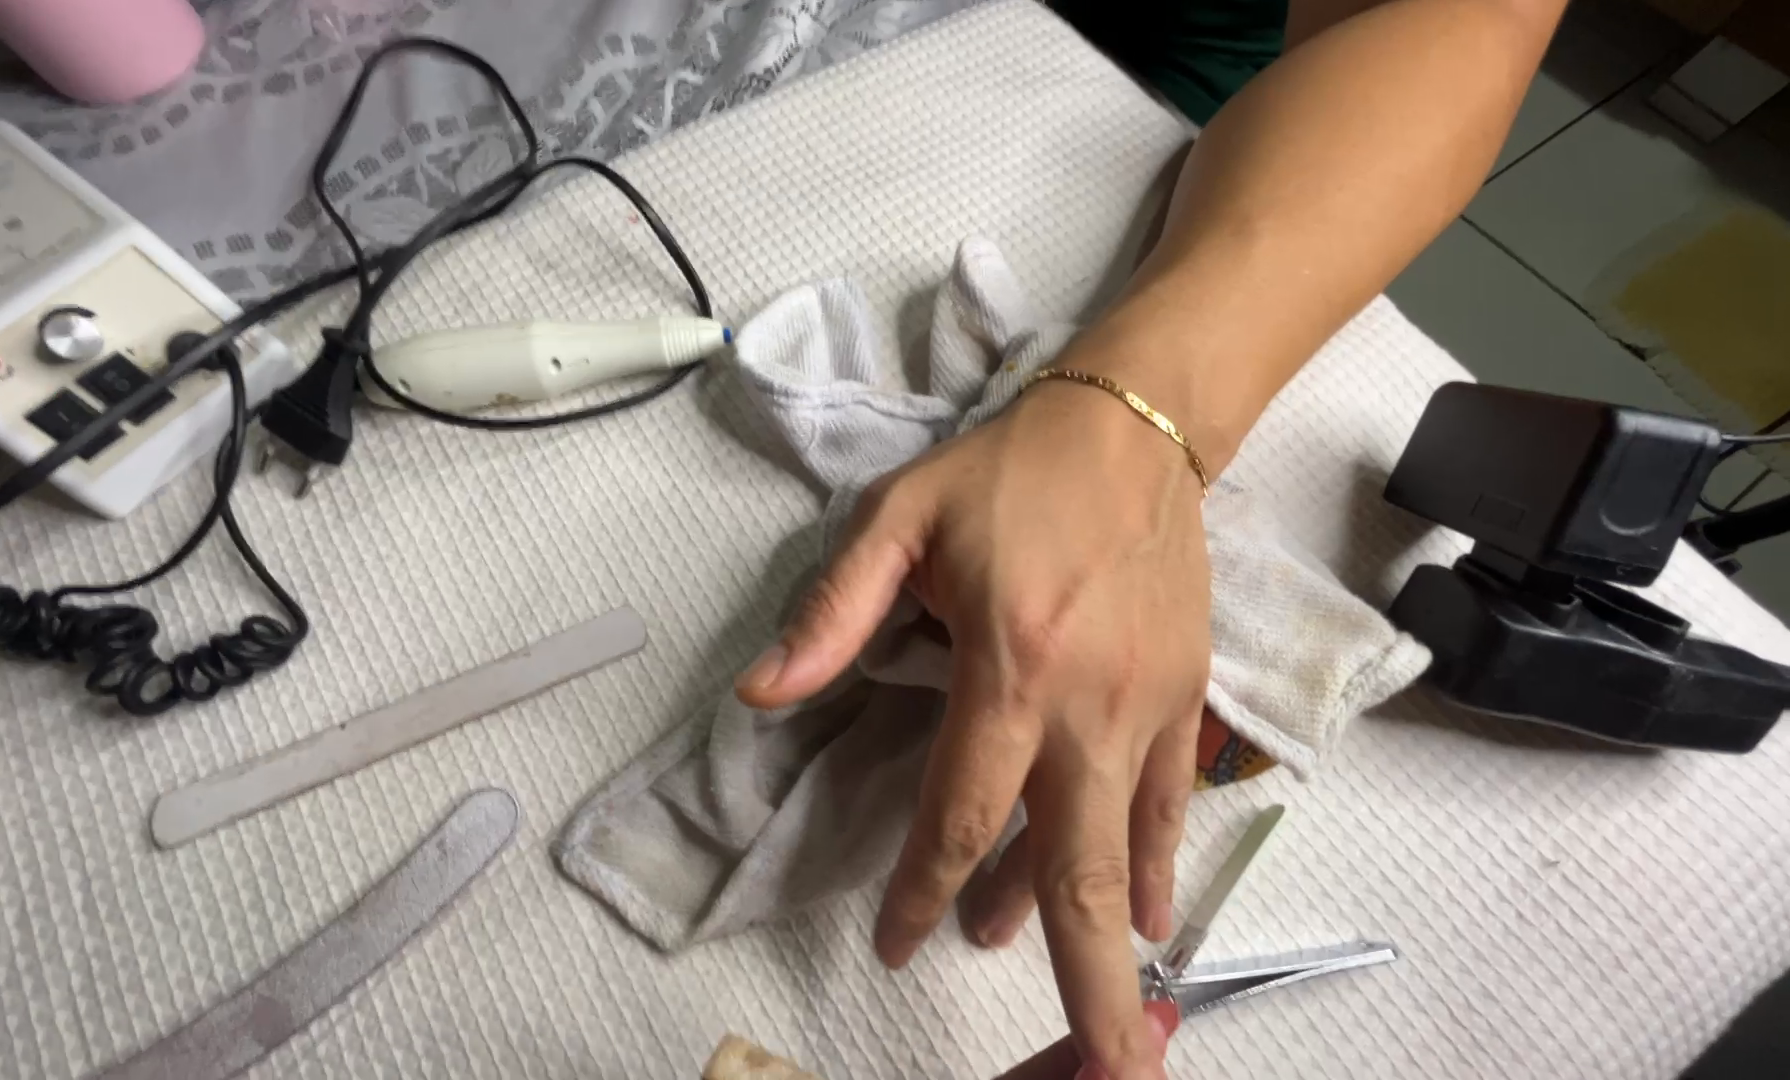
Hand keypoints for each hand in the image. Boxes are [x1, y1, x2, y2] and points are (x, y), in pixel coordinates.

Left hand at [734, 342, 1212, 1079]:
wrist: (1126, 433)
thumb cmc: (1004, 475)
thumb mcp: (898, 519)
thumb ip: (833, 612)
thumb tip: (761, 691)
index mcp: (1011, 660)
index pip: (961, 808)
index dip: (923, 888)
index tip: (897, 944)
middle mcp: (1091, 701)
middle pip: (1075, 863)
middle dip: (1074, 977)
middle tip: (1085, 1072)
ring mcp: (1152, 702)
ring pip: (1124, 843)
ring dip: (1092, 921)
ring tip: (1057, 976)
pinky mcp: (1189, 690)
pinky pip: (1175, 800)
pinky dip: (1158, 861)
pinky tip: (1148, 903)